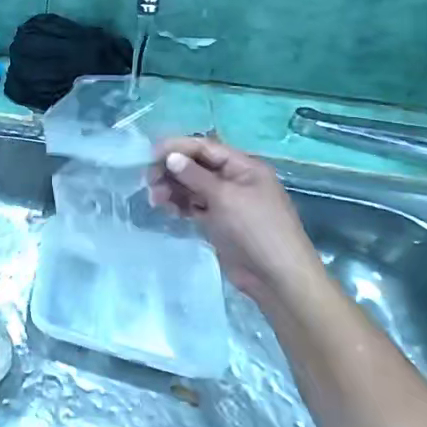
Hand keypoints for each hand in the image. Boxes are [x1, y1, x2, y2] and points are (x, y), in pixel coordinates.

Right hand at [149, 136, 325, 304]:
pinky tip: (169, 210)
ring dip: (172, 189)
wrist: (277, 278)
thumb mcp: (225, 197)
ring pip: (192, 186)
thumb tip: (170, 156)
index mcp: (244, 167)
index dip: (177, 148)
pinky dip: (180, 204)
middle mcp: (235, 180)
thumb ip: (195, 175)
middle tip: (149, 182)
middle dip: (171, 170)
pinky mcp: (219, 221)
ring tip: (156, 200)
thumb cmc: (256, 230)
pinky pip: (194, 205)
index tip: (150, 156)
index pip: (205, 148)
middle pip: (196, 166)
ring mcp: (227, 202)